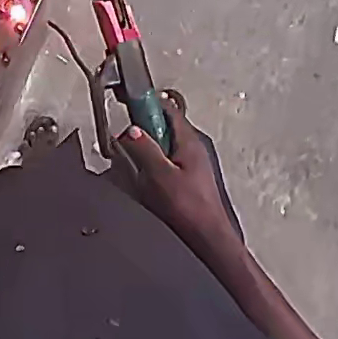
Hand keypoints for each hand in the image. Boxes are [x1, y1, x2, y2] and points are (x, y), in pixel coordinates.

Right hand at [114, 96, 238, 259]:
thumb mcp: (161, 176)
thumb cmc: (192, 210)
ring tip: (138, 165)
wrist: (209, 239)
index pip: (166, 108)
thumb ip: (145, 149)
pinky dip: (154, 164)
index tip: (128, 99)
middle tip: (128, 139)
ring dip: (148, 149)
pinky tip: (148, 181)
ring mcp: (192, 163)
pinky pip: (167, 161)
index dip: (146, 101)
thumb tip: (130, 131)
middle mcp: (192, 148)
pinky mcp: (189, 178)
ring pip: (164, 144)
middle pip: (163, 126)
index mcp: (189, 141)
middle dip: (144, 129)